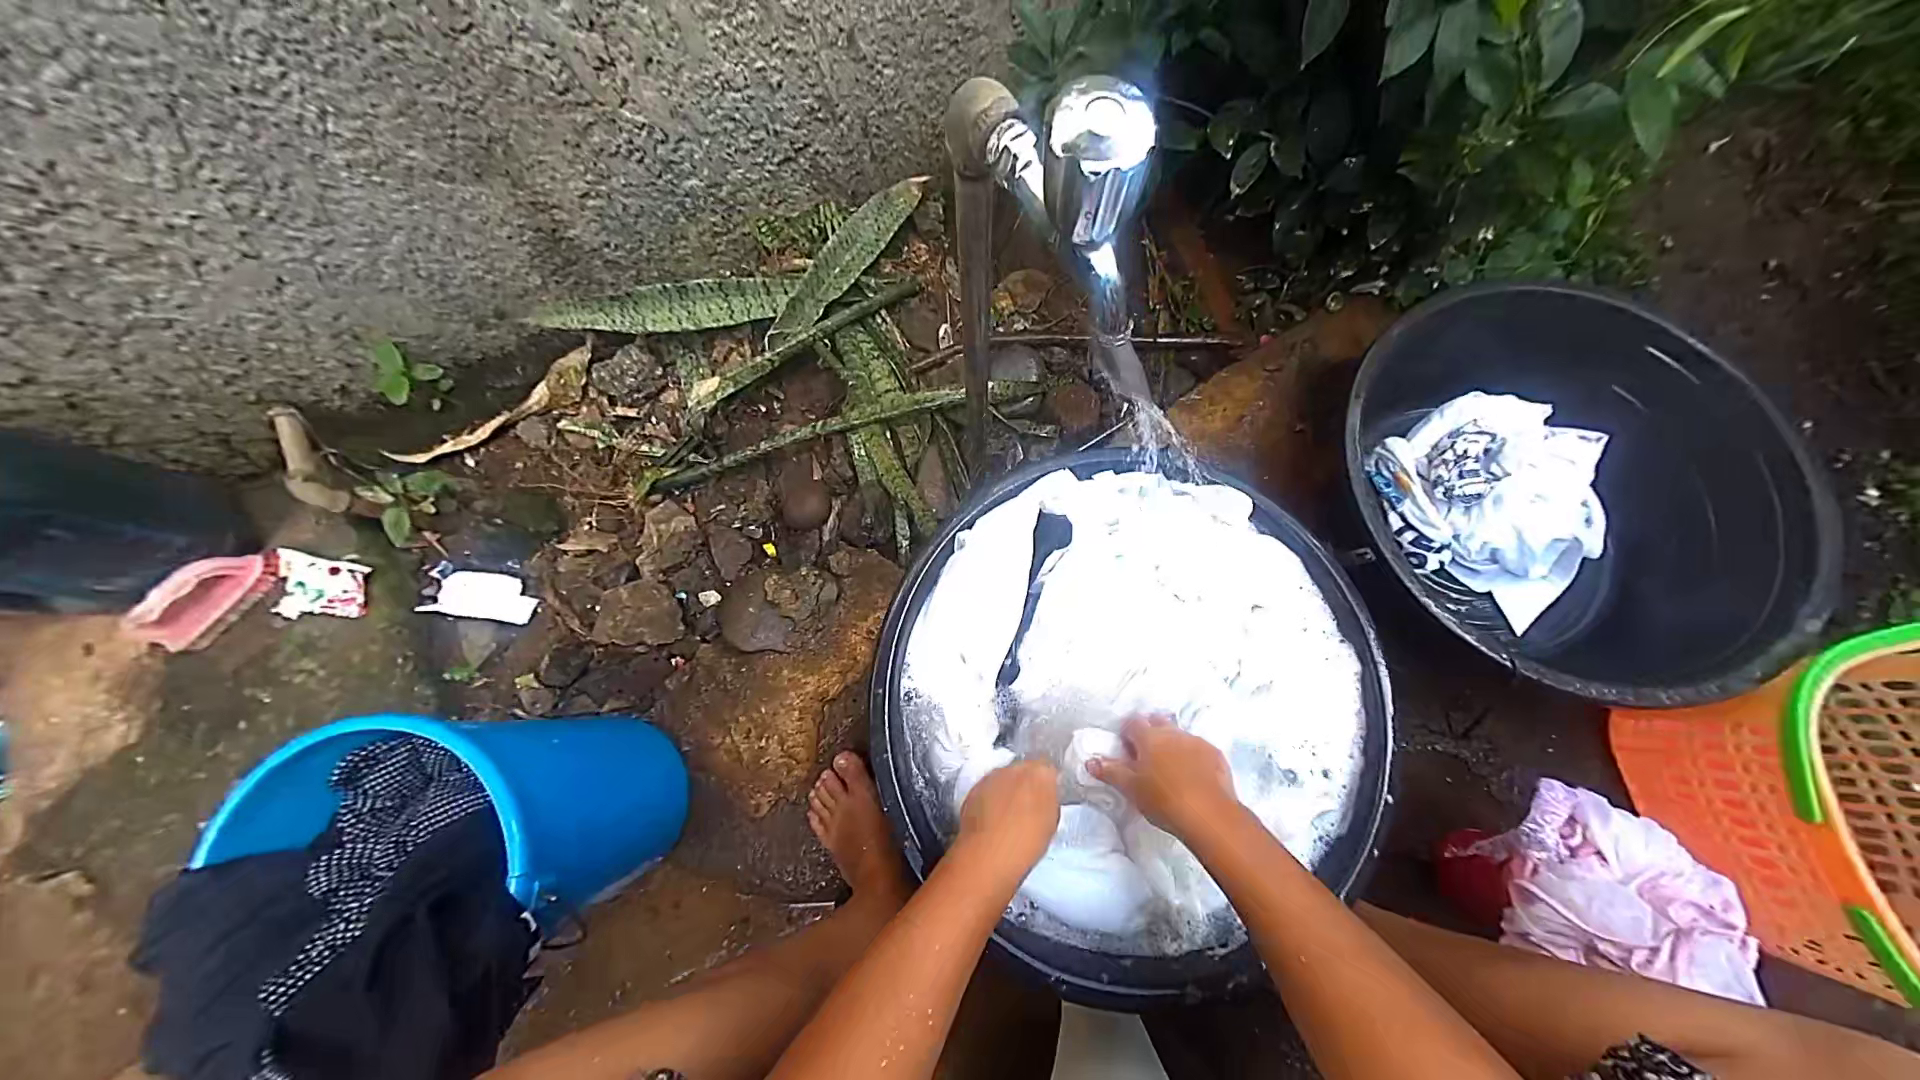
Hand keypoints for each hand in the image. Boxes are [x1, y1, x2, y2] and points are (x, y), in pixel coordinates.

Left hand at [956, 760, 1060, 878]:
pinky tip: (992, 818)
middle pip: (1025, 770)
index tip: (1046, 798)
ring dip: (1007, 790)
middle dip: (1026, 784)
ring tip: (1008, 815)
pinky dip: (991, 798)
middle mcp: (1015, 767)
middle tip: (1028, 807)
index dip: (1047, 783)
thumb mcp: (1050, 823)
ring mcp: (992, 776)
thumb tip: (1045, 796)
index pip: (1048, 769)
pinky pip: (988, 788)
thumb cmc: (1027, 844)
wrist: (987, 854)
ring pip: (1005, 777)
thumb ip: (1049, 801)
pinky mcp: (974, 787)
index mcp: (1040, 773)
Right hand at [1089, 715, 1239, 837]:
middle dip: (1150, 733)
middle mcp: (1173, 733)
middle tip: (1146, 755)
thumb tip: (1090, 760)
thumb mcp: (1131, 788)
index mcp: (1149, 737)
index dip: (1127, 734)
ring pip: (1179, 735)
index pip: (1133, 723)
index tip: (1126, 749)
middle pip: (1157, 722)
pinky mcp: (1216, 755)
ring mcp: (1197, 742)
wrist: (1209, 815)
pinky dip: (1193, 756)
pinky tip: (1192, 775)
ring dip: (1172, 744)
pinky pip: (1199, 749)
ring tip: (1169, 767)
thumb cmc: (1163, 800)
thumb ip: (1110, 772)